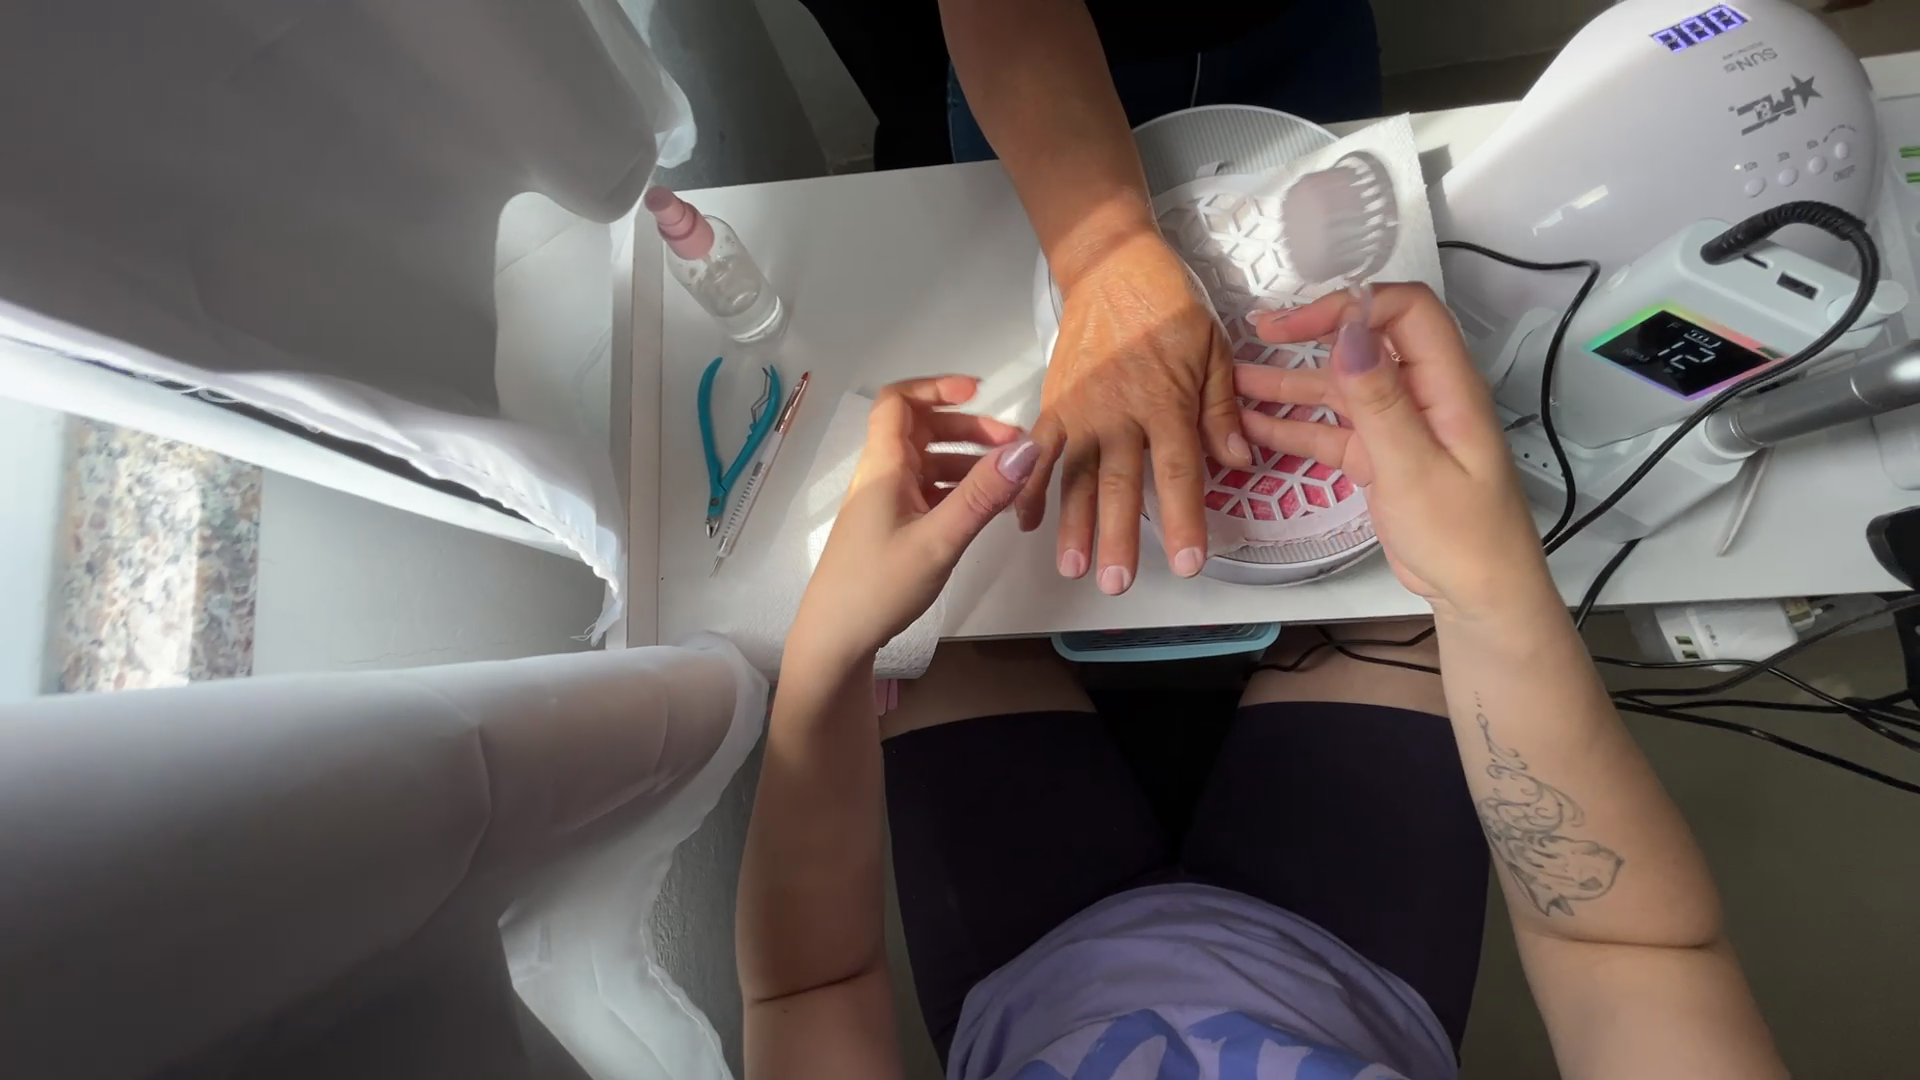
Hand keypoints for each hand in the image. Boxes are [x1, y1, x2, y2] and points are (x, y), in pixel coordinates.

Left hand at [790, 376, 1035, 666]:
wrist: (834, 639)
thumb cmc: (879, 586)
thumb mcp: (939, 539)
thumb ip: (983, 494)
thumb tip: (1027, 447)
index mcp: (883, 466)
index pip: (899, 402)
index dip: (936, 386)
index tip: (979, 392)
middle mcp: (881, 476)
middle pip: (922, 431)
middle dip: (968, 430)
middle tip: (1014, 445)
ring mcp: (884, 503)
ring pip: (928, 464)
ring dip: (967, 463)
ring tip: (1009, 481)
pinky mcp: (890, 527)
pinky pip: (927, 492)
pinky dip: (956, 491)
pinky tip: (984, 509)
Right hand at [1018, 232, 1251, 594]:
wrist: (1112, 270)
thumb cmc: (1168, 307)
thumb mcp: (1213, 351)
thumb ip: (1220, 410)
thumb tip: (1238, 462)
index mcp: (1167, 402)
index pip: (1178, 472)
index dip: (1183, 520)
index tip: (1186, 562)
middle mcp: (1121, 413)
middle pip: (1121, 484)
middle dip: (1118, 537)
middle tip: (1115, 583)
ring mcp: (1082, 411)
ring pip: (1077, 476)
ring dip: (1072, 524)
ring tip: (1071, 566)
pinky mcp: (1054, 404)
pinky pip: (1040, 451)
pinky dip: (1029, 485)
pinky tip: (1024, 521)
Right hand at [1238, 284, 1549, 616]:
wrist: (1476, 593)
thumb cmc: (1459, 534)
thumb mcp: (1413, 467)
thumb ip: (1379, 400)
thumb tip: (1350, 334)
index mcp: (1445, 385)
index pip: (1402, 313)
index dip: (1347, 308)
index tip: (1292, 326)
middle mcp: (1420, 395)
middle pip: (1360, 347)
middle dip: (1306, 337)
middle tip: (1253, 335)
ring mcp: (1396, 427)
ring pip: (1337, 391)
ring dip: (1287, 385)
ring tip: (1232, 383)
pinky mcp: (1377, 457)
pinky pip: (1329, 431)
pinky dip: (1292, 427)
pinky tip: (1252, 427)